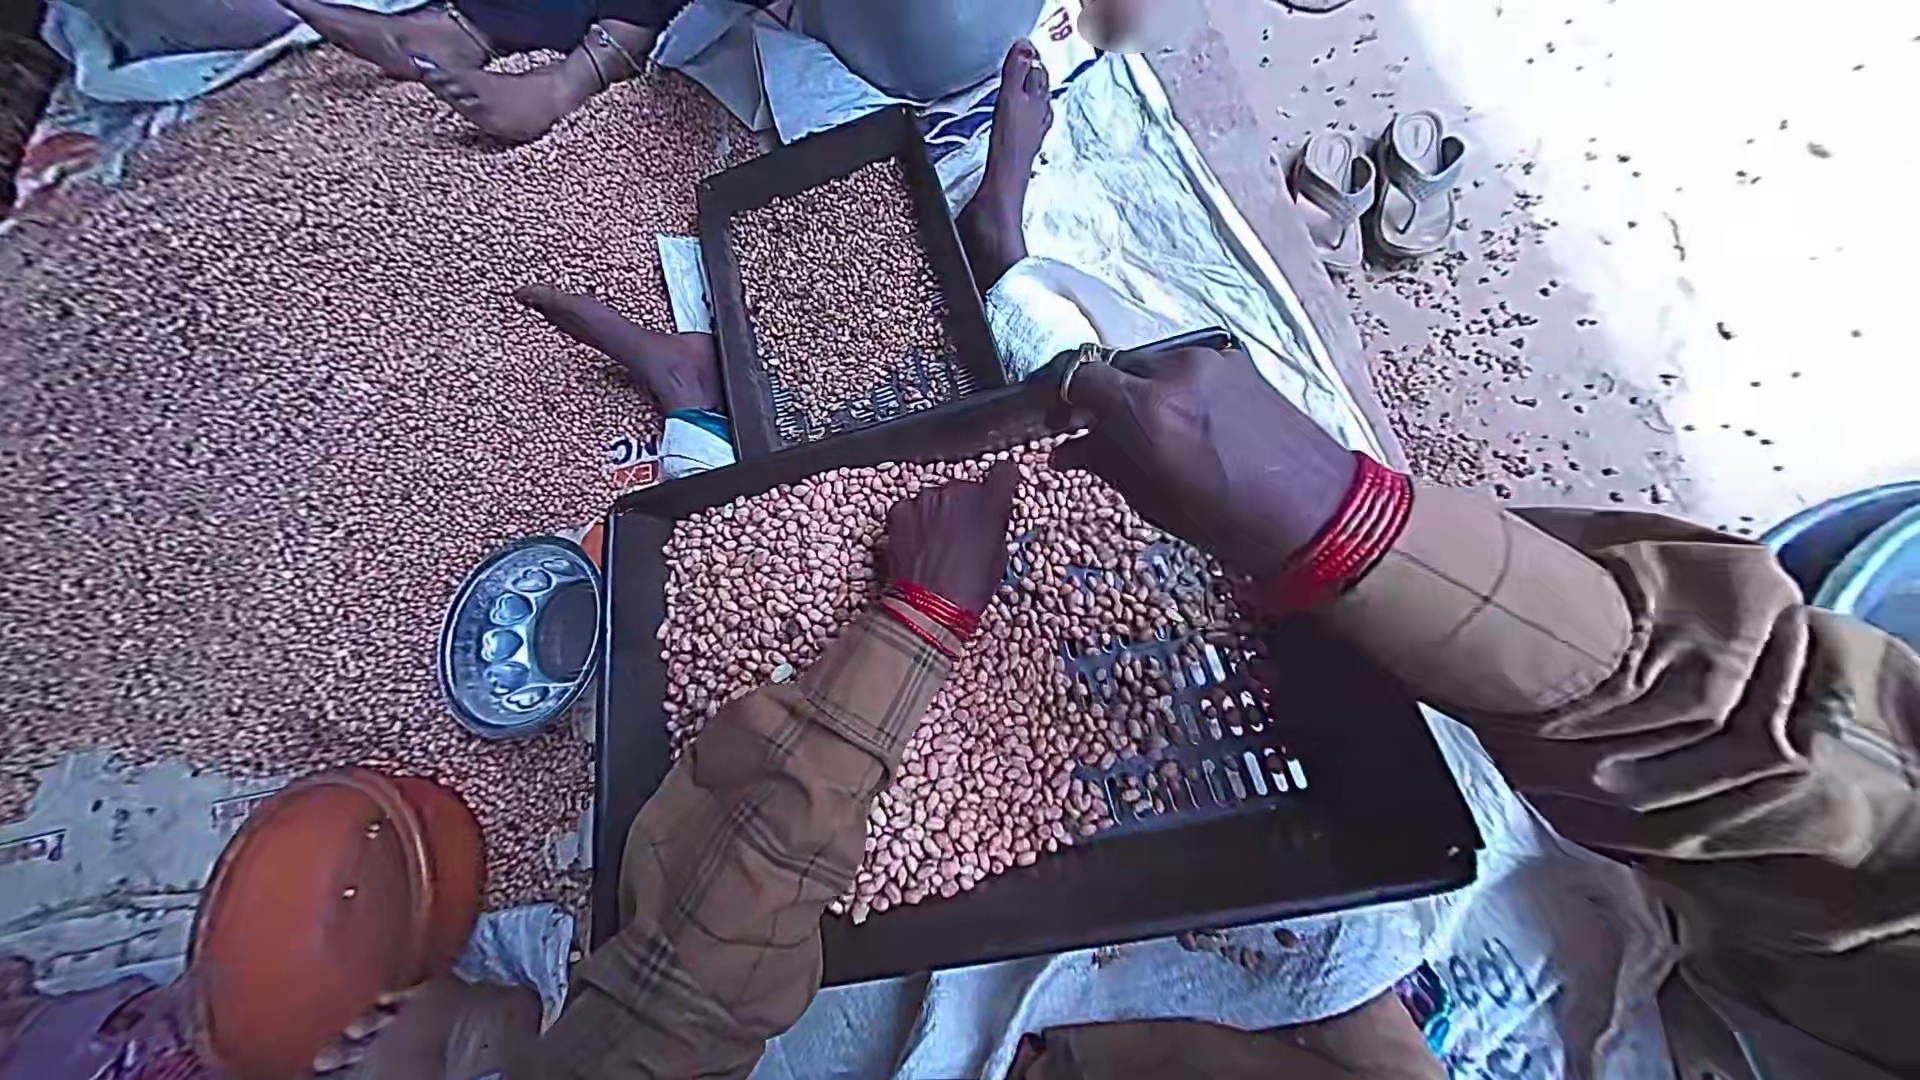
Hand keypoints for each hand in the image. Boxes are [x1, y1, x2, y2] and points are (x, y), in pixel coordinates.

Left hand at [882, 461, 1020, 613]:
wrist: (927, 606)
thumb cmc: (967, 588)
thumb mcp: (998, 557)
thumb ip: (995, 526)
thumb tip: (990, 519)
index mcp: (989, 502)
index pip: (1004, 472)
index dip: (1002, 481)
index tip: (999, 487)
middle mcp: (957, 492)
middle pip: (965, 488)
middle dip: (964, 505)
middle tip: (961, 533)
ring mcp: (926, 499)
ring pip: (936, 498)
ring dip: (938, 513)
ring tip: (936, 544)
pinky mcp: (900, 509)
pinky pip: (911, 508)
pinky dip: (914, 522)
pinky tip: (918, 545)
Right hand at [1051, 347, 1356, 578]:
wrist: (1316, 511)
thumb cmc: (1227, 521)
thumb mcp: (1153, 501)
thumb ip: (1104, 464)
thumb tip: (1064, 451)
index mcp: (1149, 412)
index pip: (1080, 376)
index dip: (1062, 398)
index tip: (1060, 421)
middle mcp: (1176, 371)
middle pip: (1111, 363)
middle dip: (1098, 393)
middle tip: (1096, 428)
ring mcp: (1210, 359)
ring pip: (1146, 360)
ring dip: (1133, 387)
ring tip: (1142, 427)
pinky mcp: (1236, 360)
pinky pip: (1181, 363)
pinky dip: (1165, 384)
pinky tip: (1179, 417)